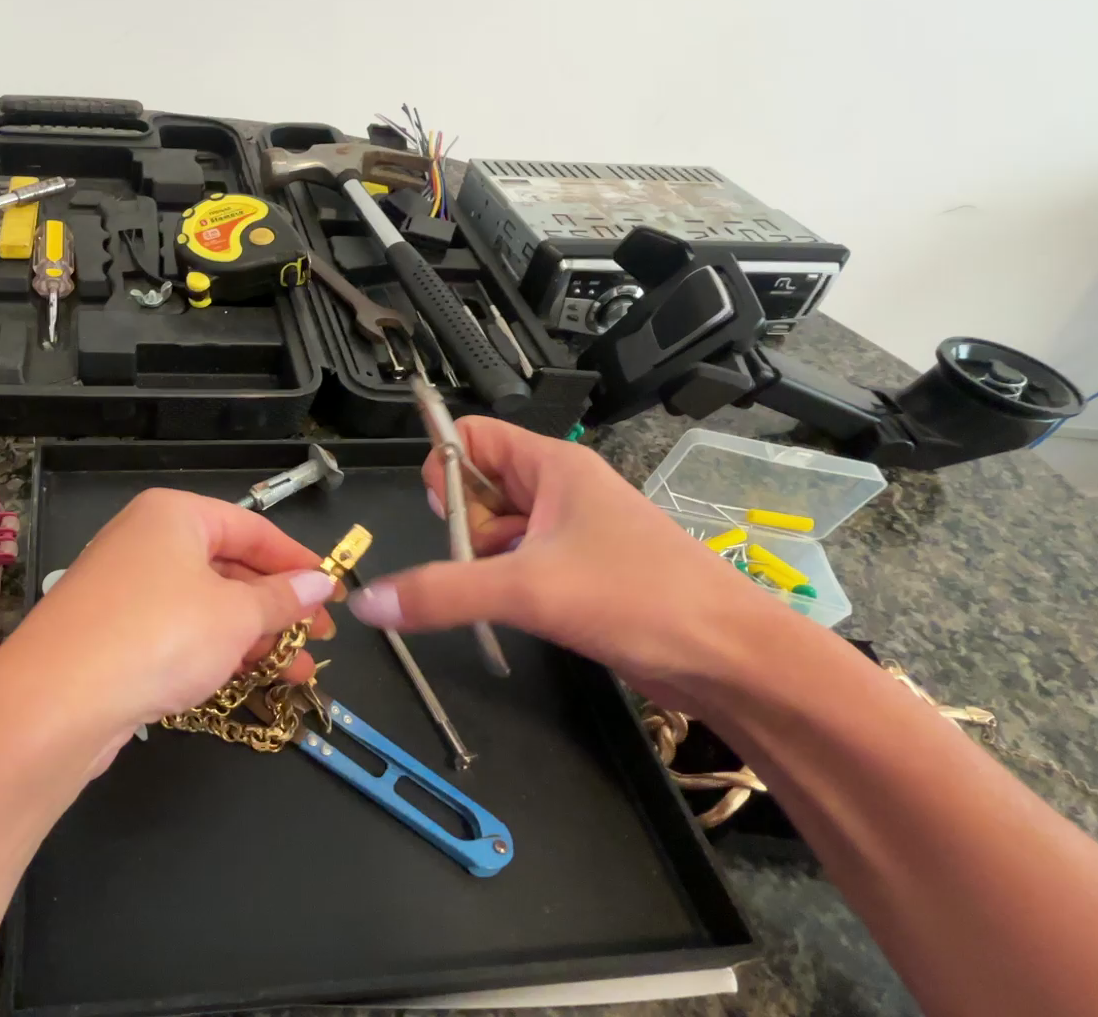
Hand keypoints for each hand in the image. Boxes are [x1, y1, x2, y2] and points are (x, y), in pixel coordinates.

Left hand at [8, 488, 337, 738]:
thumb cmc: (160, 635)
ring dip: (253, 637)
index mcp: (173, 515)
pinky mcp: (114, 634)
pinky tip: (249, 678)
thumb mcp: (236, 615)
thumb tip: (318, 583)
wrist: (58, 701)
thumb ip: (282, 598)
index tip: (332, 591)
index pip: (251, 528)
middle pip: (228, 567)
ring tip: (297, 671)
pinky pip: (178, 633)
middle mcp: (146, 542)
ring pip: (205, 606)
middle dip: (277, 607)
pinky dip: (215, 651)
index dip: (296, 561)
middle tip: (318, 639)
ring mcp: (126, 589)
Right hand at [346, 417, 784, 708]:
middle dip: (462, 526)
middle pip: (474, 485)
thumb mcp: (529, 590)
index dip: (444, 470)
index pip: (469, 436)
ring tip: (503, 595)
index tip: (450, 518)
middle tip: (482, 564)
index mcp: (552, 466)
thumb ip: (441, 594)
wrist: (729, 660)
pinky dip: (500, 584)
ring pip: (493, 530)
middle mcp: (557, 490)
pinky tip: (515, 612)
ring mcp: (567, 532)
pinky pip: (514, 563)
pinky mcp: (575, 571)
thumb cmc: (639, 599)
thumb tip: (367, 603)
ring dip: (480, 561)